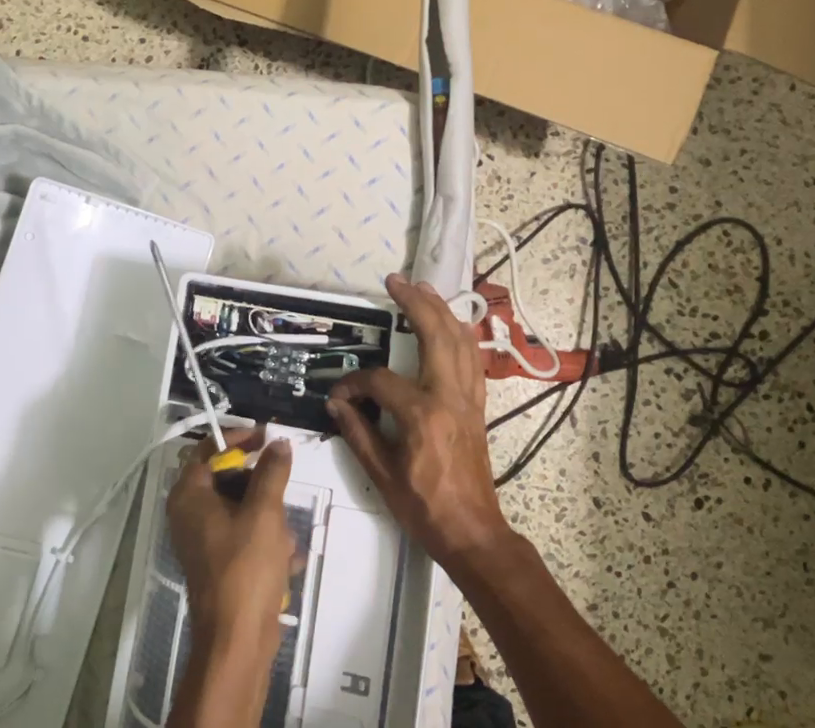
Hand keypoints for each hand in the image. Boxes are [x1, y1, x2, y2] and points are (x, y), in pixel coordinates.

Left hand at [166, 427, 295, 658]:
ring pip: (241, 509)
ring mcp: (202, 539)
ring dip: (269, 517)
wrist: (237, 639)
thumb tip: (278, 443)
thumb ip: (272, 472)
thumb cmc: (245, 568)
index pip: (208, 449)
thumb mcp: (264, 512)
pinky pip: (244, 537)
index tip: (268, 437)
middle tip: (283, 490)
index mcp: (189, 495)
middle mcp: (189, 513)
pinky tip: (286, 558)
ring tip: (286, 538)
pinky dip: (266, 542)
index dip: (238, 438)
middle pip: (227, 479)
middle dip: (260, 486)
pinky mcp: (218, 562)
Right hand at [326, 273, 513, 568]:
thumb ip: (358, 432)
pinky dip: (460, 334)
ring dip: (441, 310)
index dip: (354, 384)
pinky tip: (451, 322)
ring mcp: (468, 399)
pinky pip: (472, 359)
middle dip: (415, 303)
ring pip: (460, 341)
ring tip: (422, 288)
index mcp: (423, 415)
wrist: (473, 533)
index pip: (380, 381)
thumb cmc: (424, 508)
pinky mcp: (477, 406)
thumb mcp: (381, 474)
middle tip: (395, 281)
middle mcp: (450, 397)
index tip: (338, 397)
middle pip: (436, 335)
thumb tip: (337, 402)